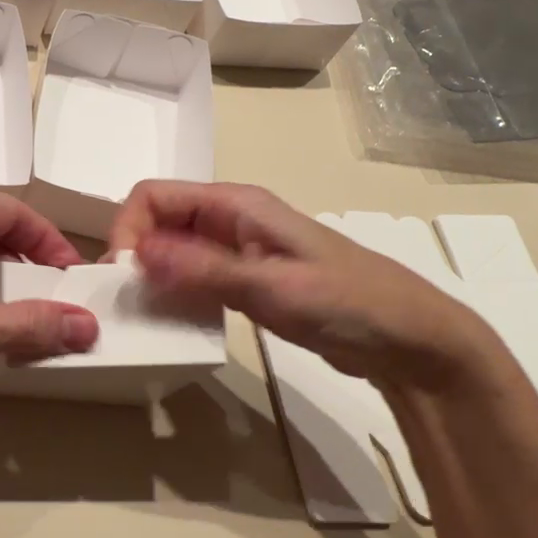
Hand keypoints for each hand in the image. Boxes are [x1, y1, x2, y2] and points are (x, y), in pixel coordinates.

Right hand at [110, 180, 502, 391]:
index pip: (155, 196)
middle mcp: (231, 220)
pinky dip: (176, 294)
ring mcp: (238, 251)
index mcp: (237, 205)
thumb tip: (137, 254)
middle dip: (135, 253)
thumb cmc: (350, 304)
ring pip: (172, 250)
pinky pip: (193, 278)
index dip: (128, 228)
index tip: (124, 275)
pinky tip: (178, 322)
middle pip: (158, 220)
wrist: (412, 342)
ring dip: (153, 276)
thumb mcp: (274, 288)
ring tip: (148, 315)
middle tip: (130, 300)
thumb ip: (204, 270)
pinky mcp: (245, 281)